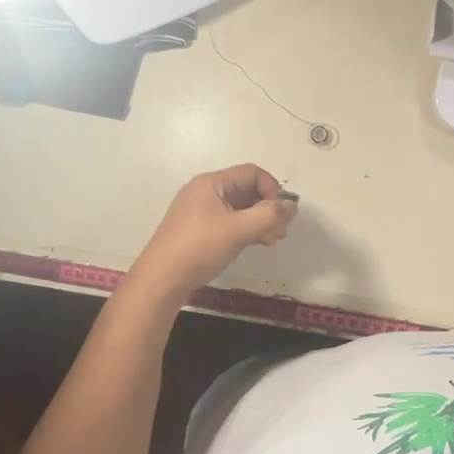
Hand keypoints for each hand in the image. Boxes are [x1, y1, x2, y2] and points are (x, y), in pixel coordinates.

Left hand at [127, 164, 296, 303]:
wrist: (162, 280)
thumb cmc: (199, 248)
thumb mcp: (238, 230)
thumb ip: (269, 215)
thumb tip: (291, 206)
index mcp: (211, 183)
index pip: (251, 173)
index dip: (272, 188)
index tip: (282, 212)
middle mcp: (205, 192)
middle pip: (246, 190)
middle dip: (268, 207)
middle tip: (282, 230)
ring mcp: (200, 212)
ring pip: (239, 208)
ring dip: (259, 220)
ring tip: (274, 239)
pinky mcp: (199, 230)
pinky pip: (229, 222)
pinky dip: (246, 229)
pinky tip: (258, 243)